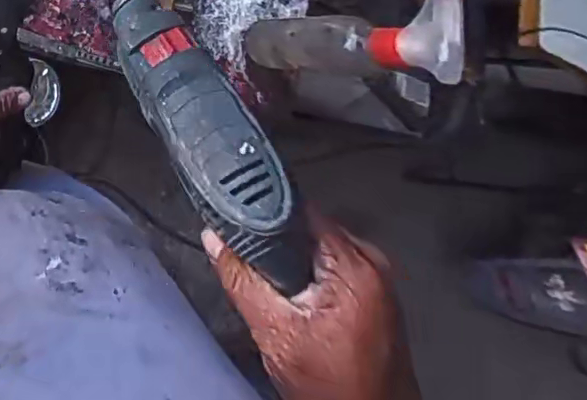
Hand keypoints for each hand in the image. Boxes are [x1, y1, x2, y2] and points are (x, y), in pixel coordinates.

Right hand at [204, 217, 418, 399]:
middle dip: (270, 235)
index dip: (259, 204)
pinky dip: (304, 269)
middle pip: (304, 225)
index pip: (295, 208)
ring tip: (257, 265)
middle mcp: (371, 261)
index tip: (229, 207)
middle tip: (238, 244)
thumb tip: (211, 236)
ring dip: (286, 253)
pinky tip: (283, 285)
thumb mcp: (276, 334)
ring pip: (313, 244)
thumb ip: (240, 279)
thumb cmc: (333, 388)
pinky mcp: (373, 296)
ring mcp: (376, 278)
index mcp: (355, 263)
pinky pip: (328, 262)